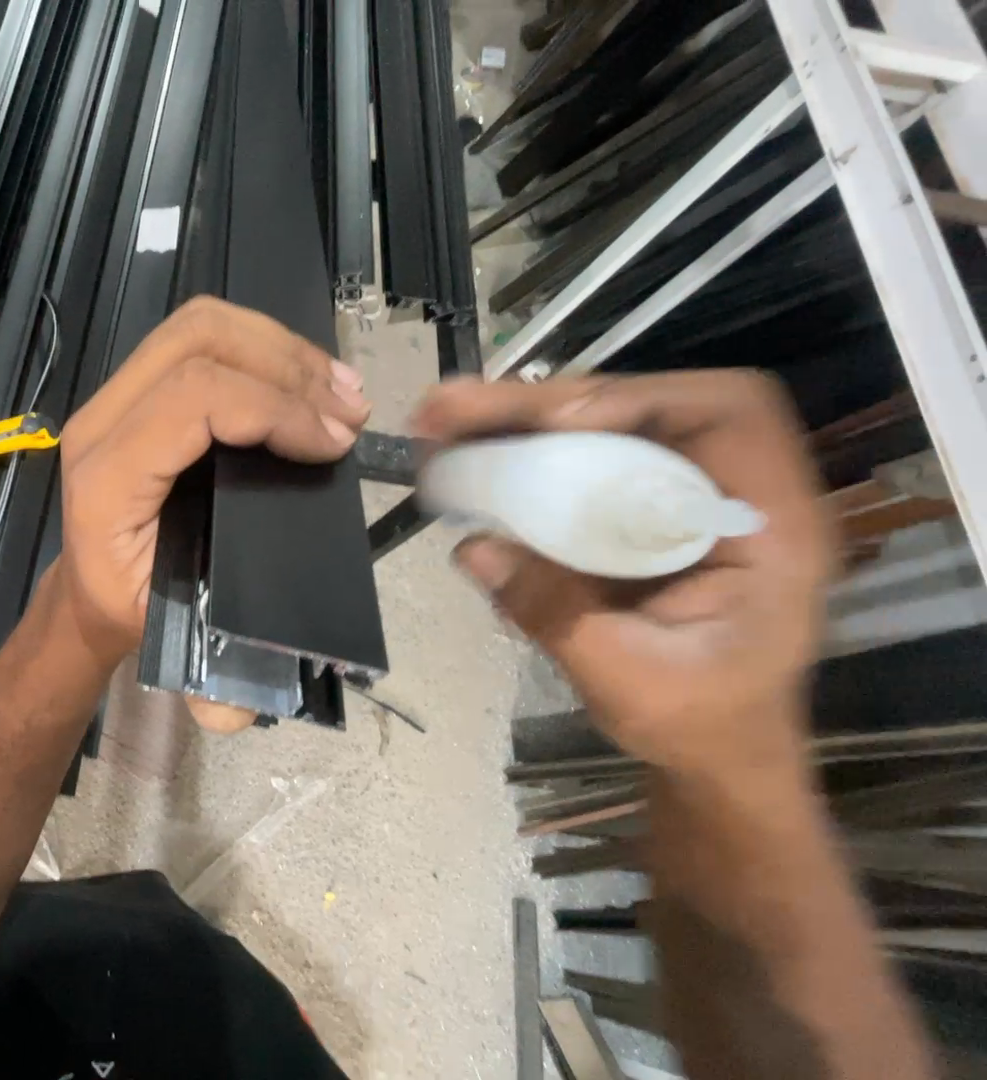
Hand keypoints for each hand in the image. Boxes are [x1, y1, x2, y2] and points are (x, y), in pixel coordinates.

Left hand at [51, 296, 370, 667]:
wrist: (89, 585)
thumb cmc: (130, 605)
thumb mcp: (165, 640)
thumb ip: (201, 682)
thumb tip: (239, 708)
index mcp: (106, 480)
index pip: (192, 400)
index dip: (274, 408)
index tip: (333, 443)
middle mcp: (100, 426)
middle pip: (197, 341)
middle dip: (285, 366)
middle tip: (347, 412)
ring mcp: (113, 400)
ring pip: (199, 326)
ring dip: (279, 349)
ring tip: (338, 394)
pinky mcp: (136, 392)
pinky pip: (199, 340)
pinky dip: (261, 348)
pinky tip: (307, 384)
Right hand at [413, 372, 835, 779]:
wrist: (709, 750)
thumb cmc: (699, 723)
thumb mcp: (631, 679)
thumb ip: (557, 614)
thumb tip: (474, 549)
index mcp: (763, 524)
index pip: (723, 415)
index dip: (639, 402)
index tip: (555, 424)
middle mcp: (716, 493)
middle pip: (635, 410)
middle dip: (538, 404)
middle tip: (449, 409)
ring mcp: (663, 501)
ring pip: (593, 430)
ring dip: (511, 422)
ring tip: (435, 425)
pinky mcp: (620, 515)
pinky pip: (566, 467)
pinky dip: (509, 457)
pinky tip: (456, 460)